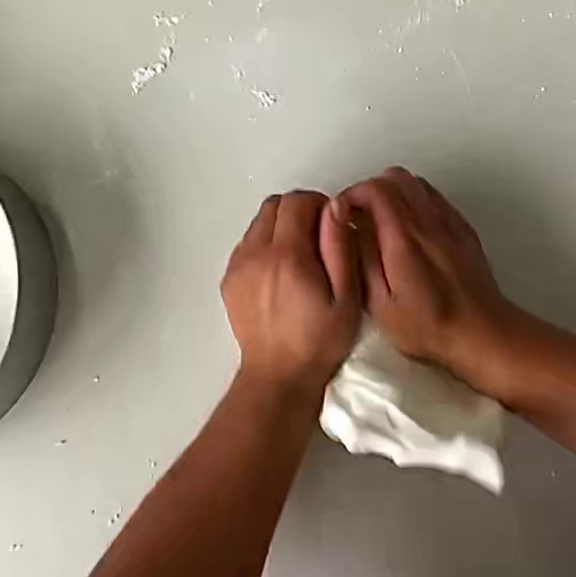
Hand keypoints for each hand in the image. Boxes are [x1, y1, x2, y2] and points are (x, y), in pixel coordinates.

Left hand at [221, 191, 362, 393]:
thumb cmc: (319, 340)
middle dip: (298, 211)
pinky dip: (264, 246)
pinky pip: (246, 245)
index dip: (318, 204)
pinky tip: (280, 272)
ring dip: (279, 228)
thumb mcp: (346, 296)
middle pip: (273, 206)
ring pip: (257, 224)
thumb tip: (334, 207)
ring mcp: (237, 267)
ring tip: (300, 257)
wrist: (279, 374)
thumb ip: (340, 246)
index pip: (296, 201)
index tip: (332, 225)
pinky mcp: (228, 280)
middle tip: (318, 238)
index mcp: (286, 256)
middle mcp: (255, 255)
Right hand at [339, 168, 542, 399]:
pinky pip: (434, 198)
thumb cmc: (428, 326)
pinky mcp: (462, 231)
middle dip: (369, 190)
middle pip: (395, 177)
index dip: (351, 195)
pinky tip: (405, 229)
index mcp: (404, 239)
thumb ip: (361, 259)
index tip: (342, 216)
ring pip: (416, 183)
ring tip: (378, 221)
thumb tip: (348, 228)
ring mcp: (449, 224)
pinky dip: (413, 201)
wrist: (480, 334)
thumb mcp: (378, 303)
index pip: (374, 189)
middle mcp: (429, 224)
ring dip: (392, 193)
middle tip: (357, 216)